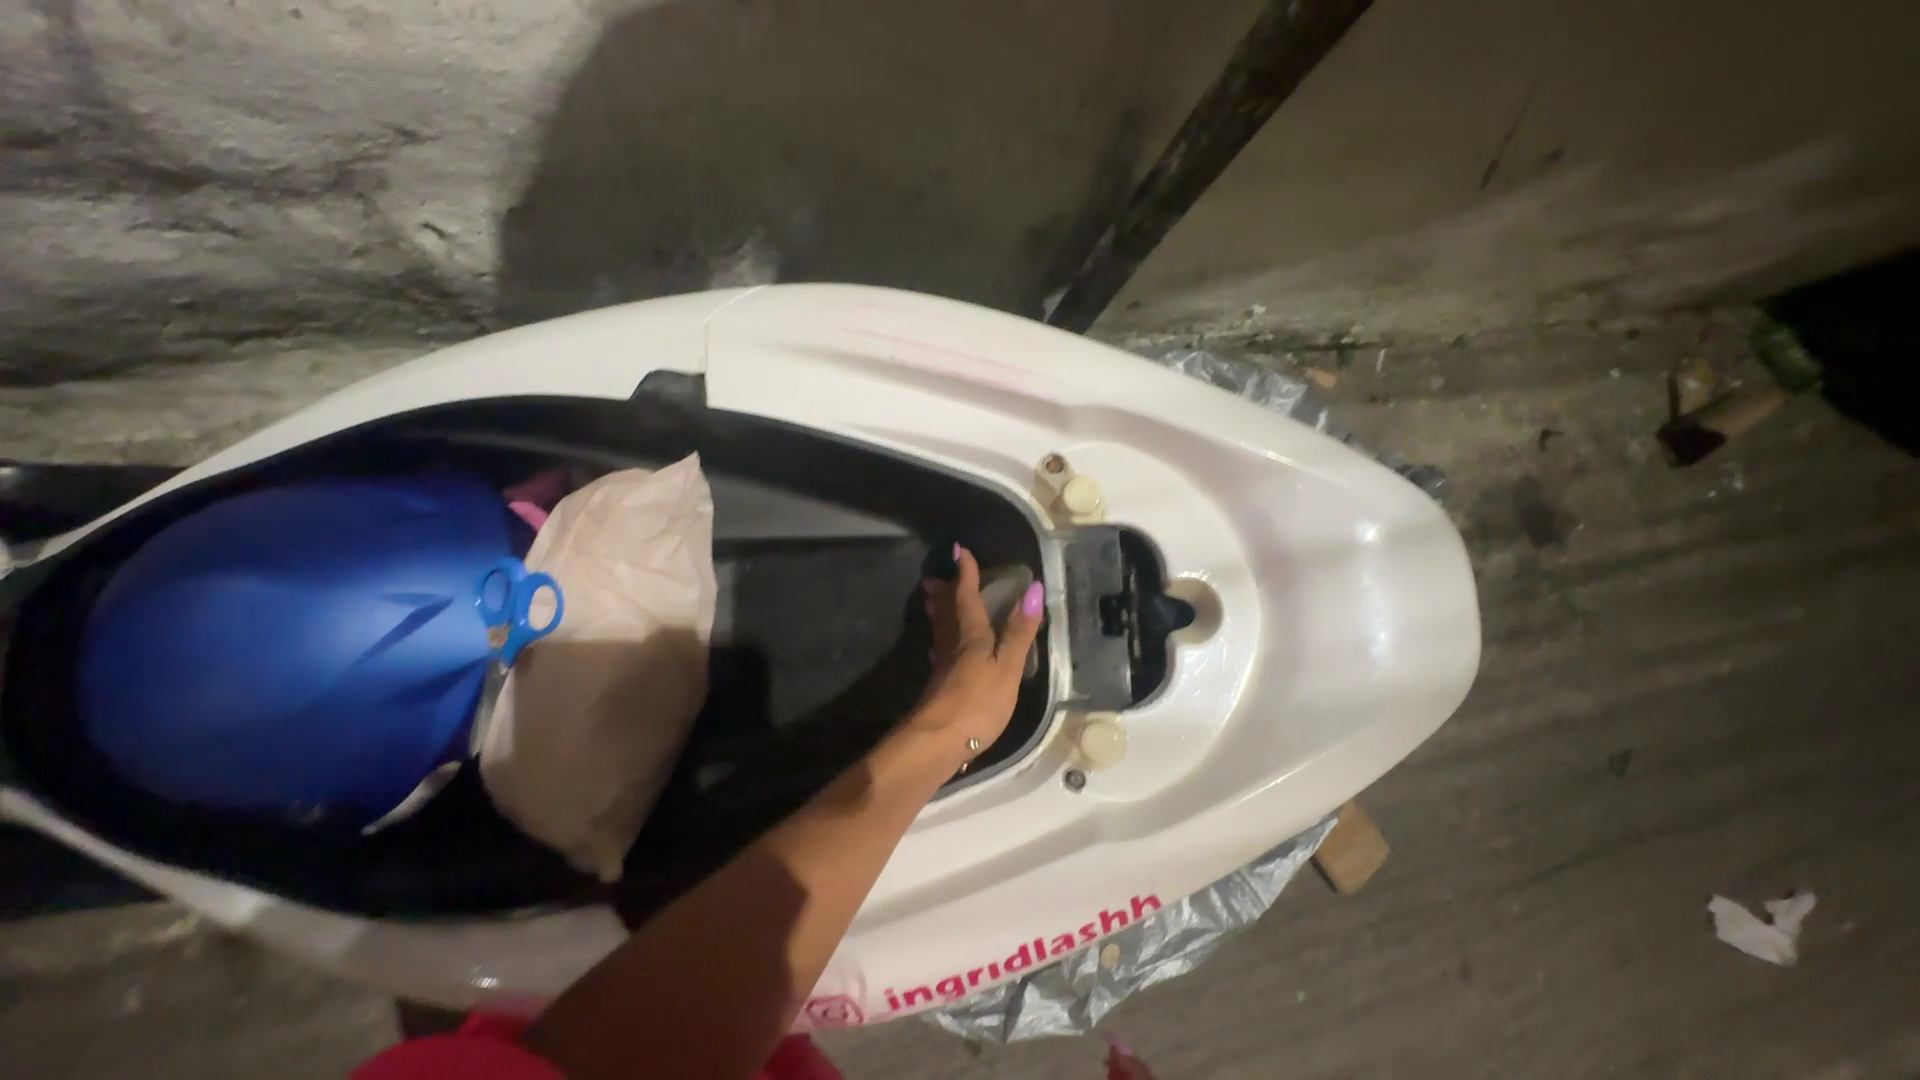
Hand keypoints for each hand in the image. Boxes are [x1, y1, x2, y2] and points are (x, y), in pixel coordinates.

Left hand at [910, 545, 1044, 754]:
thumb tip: (1033, 588)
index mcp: (972, 637)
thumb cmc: (977, 703)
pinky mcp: (940, 687)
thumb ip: (1019, 631)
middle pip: (948, 612)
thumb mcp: (1007, 667)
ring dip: (938, 613)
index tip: (960, 551)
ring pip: (941, 632)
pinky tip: (940, 651)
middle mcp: (953, 646)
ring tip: (933, 602)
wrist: (937, 743)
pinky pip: (940, 653)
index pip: (967, 597)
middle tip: (935, 576)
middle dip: (945, 592)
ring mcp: (943, 668)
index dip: (966, 575)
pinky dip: (941, 642)